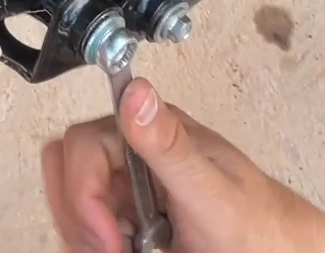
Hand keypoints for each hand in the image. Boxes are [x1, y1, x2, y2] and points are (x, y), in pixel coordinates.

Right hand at [39, 78, 324, 252]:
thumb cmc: (260, 228)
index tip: (109, 241)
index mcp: (147, 129)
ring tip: (120, 251)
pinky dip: (93, 239)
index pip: (80, 146)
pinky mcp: (128, 210)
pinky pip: (87, 219)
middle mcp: (130, 147)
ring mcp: (127, 180)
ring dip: (83, 230)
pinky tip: (122, 250)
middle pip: (65, 165)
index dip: (83, 193)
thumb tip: (135, 88)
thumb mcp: (214, 195)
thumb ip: (169, 145)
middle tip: (111, 249)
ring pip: (68, 194)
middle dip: (77, 213)